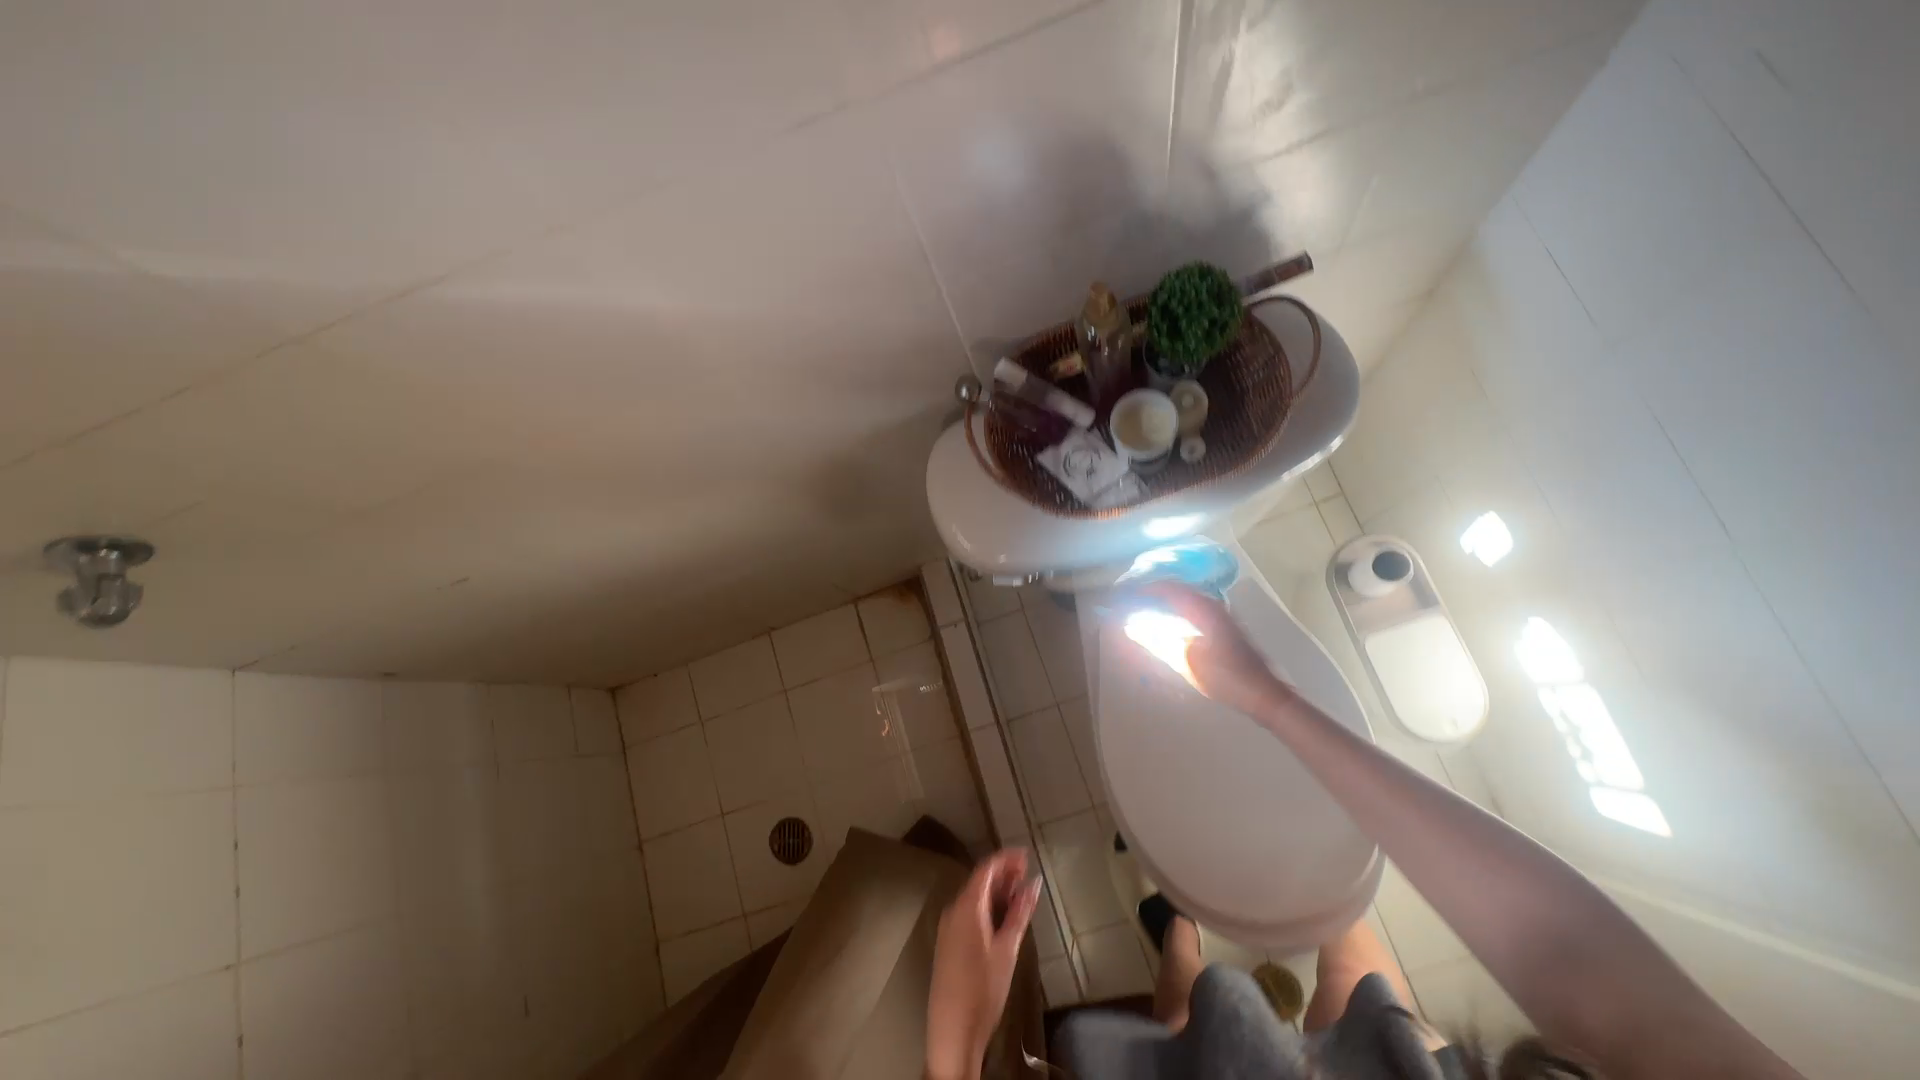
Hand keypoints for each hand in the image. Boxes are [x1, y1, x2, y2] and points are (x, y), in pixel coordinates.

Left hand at [926, 848, 1041, 1079]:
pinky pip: (968, 912)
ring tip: (1020, 892)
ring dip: (995, 891)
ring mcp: (947, 927)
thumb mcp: (1007, 949)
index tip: (1026, 855)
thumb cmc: (984, 988)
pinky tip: (1002, 915)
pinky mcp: (949, 942)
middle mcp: (952, 911)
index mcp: (966, 907)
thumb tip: (1033, 884)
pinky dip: (986, 906)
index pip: (985, 870)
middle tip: (1027, 873)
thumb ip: (1019, 913)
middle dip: (1002, 874)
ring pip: (973, 897)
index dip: (1005, 859)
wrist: (953, 1029)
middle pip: (978, 881)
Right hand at [1119, 582, 1288, 714]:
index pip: (1168, 588)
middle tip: (1131, 599)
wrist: (1262, 694)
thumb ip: (1158, 640)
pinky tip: (1167, 623)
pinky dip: (1177, 610)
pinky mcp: (1224, 626)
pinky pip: (1194, 608)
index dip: (1144, 589)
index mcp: (1204, 608)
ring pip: (1187, 598)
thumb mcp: (1186, 661)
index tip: (1124, 594)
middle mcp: (1214, 605)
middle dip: (1153, 592)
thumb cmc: (1225, 677)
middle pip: (1178, 589)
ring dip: (1165, 601)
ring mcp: (1222, 615)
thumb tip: (1133, 625)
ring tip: (1144, 609)